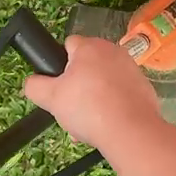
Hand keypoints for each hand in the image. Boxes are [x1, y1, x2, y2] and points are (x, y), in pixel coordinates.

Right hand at [24, 35, 163, 150]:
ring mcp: (131, 68)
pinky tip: (105, 125)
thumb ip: (34, 86)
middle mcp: (113, 51)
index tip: (58, 86)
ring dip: (92, 99)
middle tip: (70, 109)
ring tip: (86, 123)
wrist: (130, 131)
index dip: (59, 65)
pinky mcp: (143, 87)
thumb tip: (32, 82)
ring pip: (102, 81)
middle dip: (76, 86)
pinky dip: (111, 106)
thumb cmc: (87, 108)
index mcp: (89, 47)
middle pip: (86, 65)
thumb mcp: (50, 98)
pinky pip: (119, 94)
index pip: (68, 44)